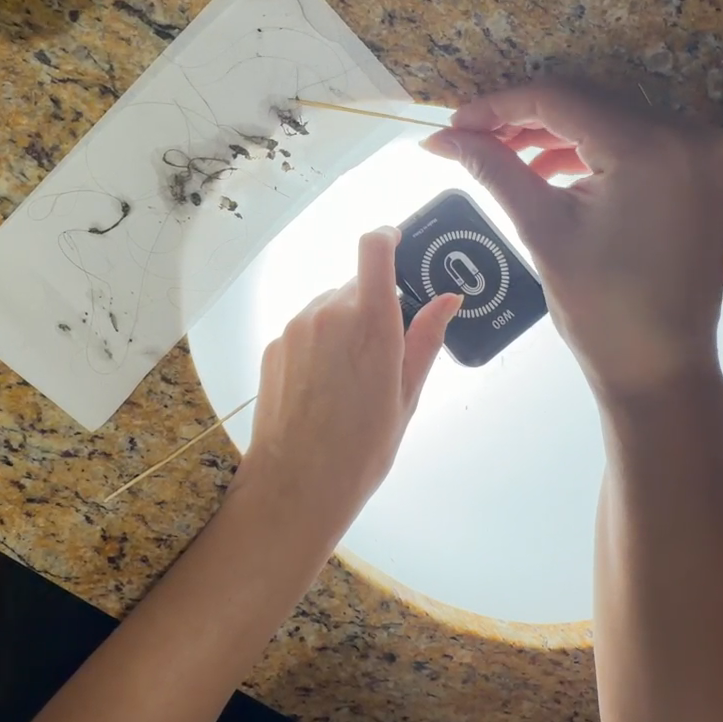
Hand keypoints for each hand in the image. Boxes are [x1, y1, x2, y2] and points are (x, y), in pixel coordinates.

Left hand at [235, 228, 460, 537]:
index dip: (387, 237)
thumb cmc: (362, 448)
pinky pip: (305, 329)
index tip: (397, 241)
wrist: (295, 484)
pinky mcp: (274, 344)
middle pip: (355, 285)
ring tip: (351, 377)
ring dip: (344, 324)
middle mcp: (328, 313)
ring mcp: (295, 327)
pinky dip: (319, 342)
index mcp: (370, 322)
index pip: (374, 249)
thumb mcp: (406, 395)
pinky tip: (323, 385)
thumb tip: (448, 298)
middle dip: (373, 303)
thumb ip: (424, 339)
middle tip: (385, 348)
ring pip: (329, 307)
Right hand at [423, 80, 722, 402]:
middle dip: (519, 117)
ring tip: (498, 153)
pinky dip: (583, 148)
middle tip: (468, 140)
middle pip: (583, 101)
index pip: (558, 97)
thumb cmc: (601, 306)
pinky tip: (544, 167)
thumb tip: (440, 139)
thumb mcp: (540, 228)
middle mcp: (686, 133)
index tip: (453, 126)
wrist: (661, 363)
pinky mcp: (697, 168)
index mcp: (649, 146)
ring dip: (549, 131)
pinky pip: (628, 138)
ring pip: (604, 117)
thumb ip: (492, 168)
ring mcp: (699, 150)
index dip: (496, 106)